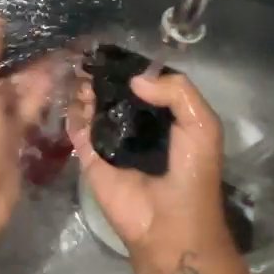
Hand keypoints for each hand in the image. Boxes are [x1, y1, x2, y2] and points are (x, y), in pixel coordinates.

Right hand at [68, 71, 227, 262]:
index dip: (128, 66)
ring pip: (90, 106)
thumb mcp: (202, 125)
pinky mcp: (89, 156)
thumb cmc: (191, 173)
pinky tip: (71, 95)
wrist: (170, 225)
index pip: (142, 83)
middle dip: (101, 75)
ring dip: (83, 88)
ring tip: (78, 73)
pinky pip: (76, 127)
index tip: (110, 49)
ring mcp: (109, 140)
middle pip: (112, 92)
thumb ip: (178, 92)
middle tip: (86, 58)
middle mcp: (135, 125)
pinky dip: (71, 111)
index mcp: (163, 117)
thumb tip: (134, 80)